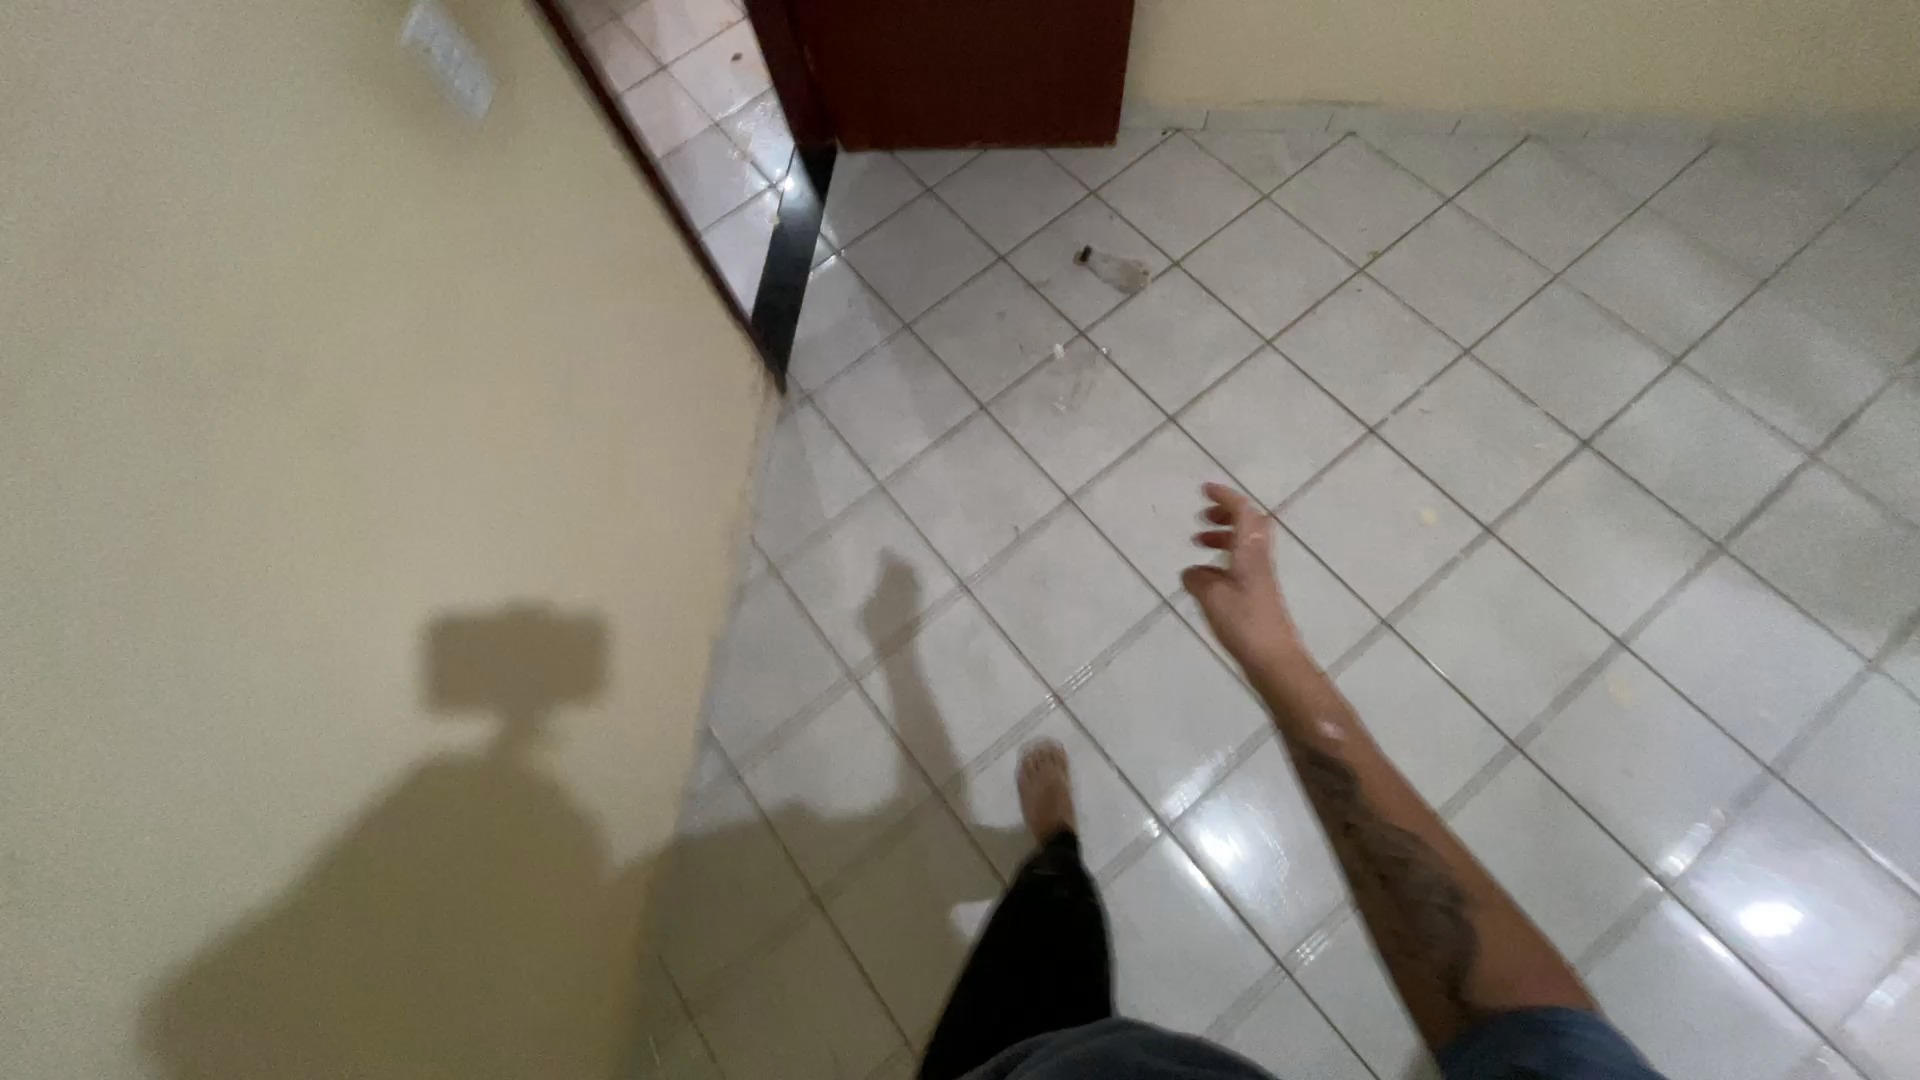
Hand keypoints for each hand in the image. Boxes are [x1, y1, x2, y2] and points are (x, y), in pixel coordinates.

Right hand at [1182, 483, 1299, 667]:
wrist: (1274, 659)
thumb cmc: (1244, 623)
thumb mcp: (1212, 598)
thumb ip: (1198, 579)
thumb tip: (1192, 571)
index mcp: (1250, 553)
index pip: (1243, 513)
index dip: (1225, 498)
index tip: (1205, 490)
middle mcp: (1259, 560)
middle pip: (1250, 524)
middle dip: (1227, 514)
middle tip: (1202, 517)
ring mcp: (1260, 578)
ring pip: (1245, 544)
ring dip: (1223, 536)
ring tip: (1198, 543)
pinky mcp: (1258, 595)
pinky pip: (1241, 564)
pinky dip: (1223, 559)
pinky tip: (1205, 576)